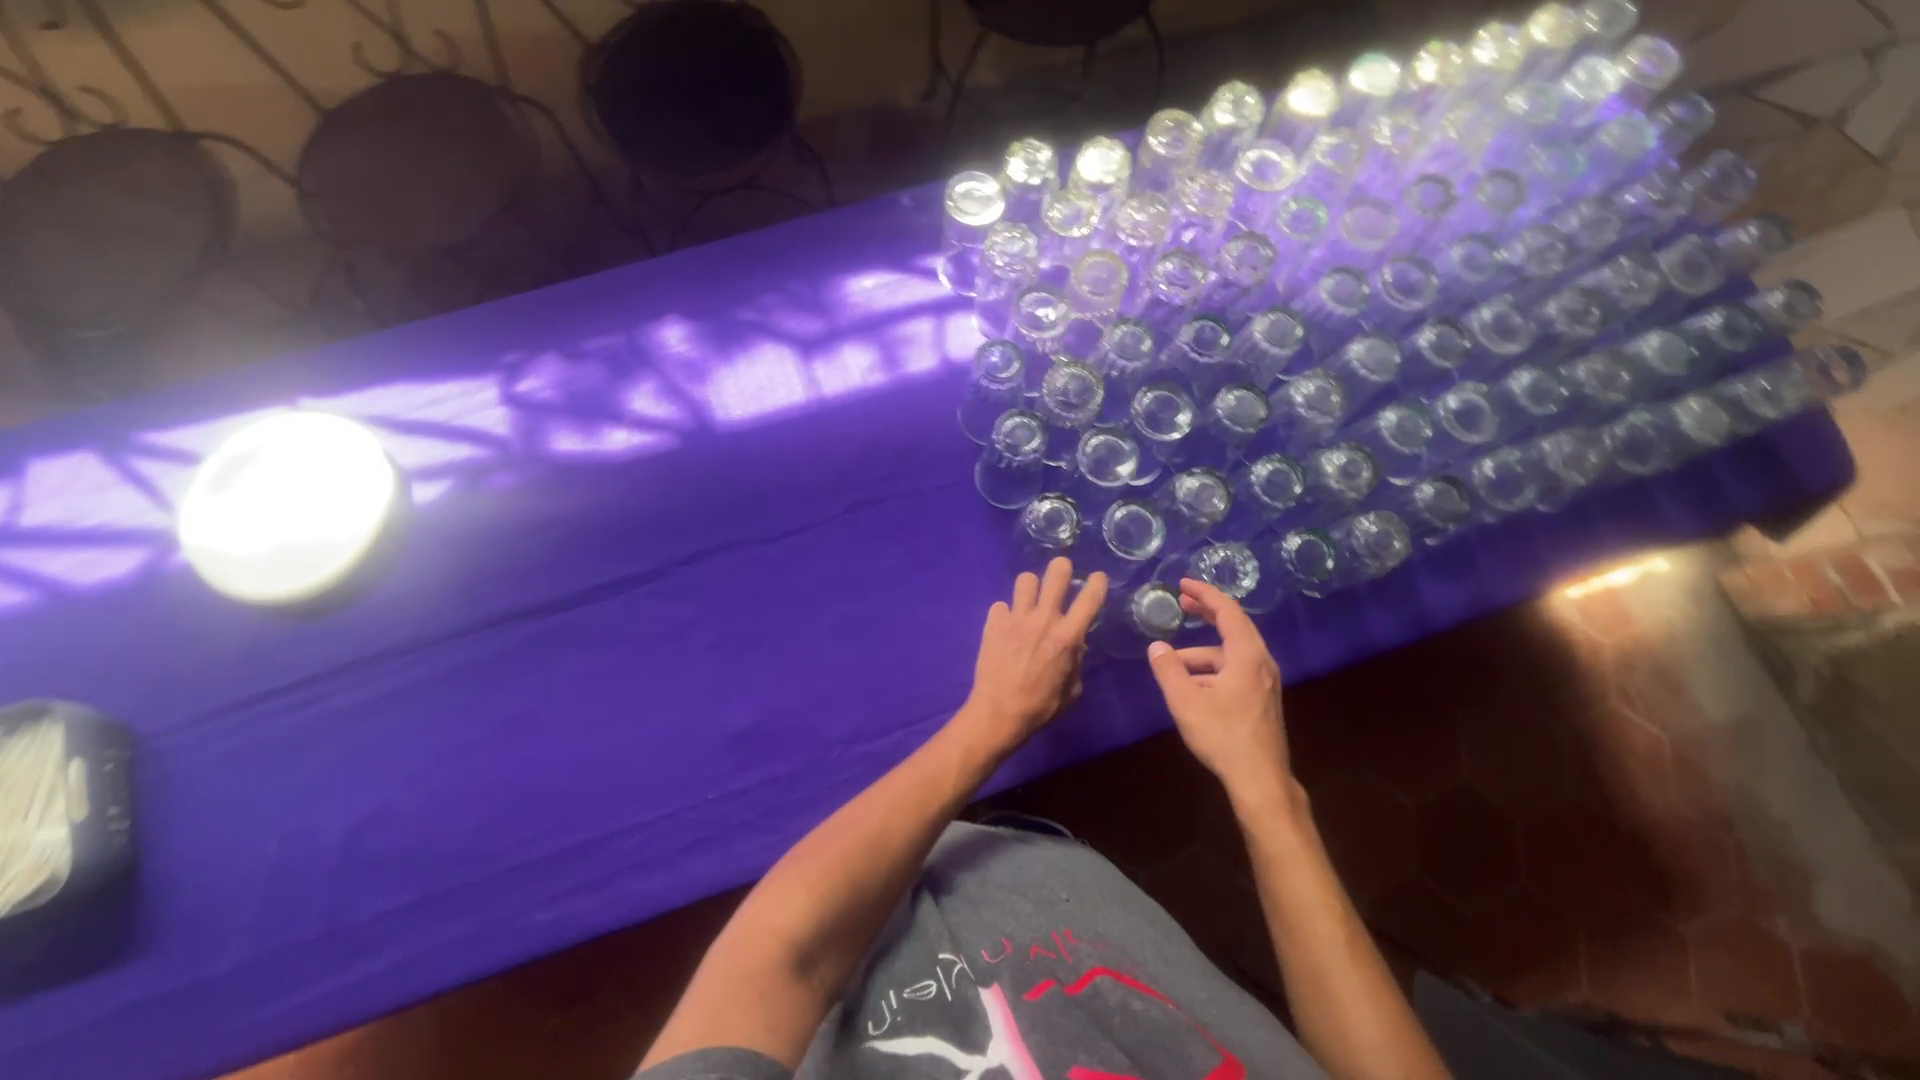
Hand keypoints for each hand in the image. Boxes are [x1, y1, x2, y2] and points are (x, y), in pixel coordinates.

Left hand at [961, 558, 1106, 748]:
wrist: (1000, 713)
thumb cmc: (1042, 707)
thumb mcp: (1072, 690)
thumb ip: (1077, 663)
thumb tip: (1076, 647)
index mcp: (1069, 636)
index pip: (1090, 598)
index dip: (1097, 582)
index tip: (1097, 577)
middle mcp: (1044, 620)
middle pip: (1056, 574)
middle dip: (1062, 568)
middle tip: (1061, 573)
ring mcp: (1016, 619)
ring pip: (1025, 580)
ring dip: (1030, 587)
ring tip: (1030, 599)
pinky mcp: (993, 624)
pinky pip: (1000, 606)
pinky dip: (1004, 614)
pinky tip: (1005, 626)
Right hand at [1146, 578, 1292, 804]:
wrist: (1260, 779)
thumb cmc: (1222, 735)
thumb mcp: (1185, 701)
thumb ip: (1168, 670)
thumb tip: (1157, 647)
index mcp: (1247, 655)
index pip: (1227, 612)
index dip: (1205, 594)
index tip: (1184, 584)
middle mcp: (1261, 663)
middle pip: (1234, 627)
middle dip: (1207, 614)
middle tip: (1182, 604)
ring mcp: (1264, 683)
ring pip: (1230, 655)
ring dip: (1202, 653)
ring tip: (1172, 665)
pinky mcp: (1261, 700)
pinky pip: (1235, 671)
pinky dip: (1212, 669)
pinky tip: (1192, 687)